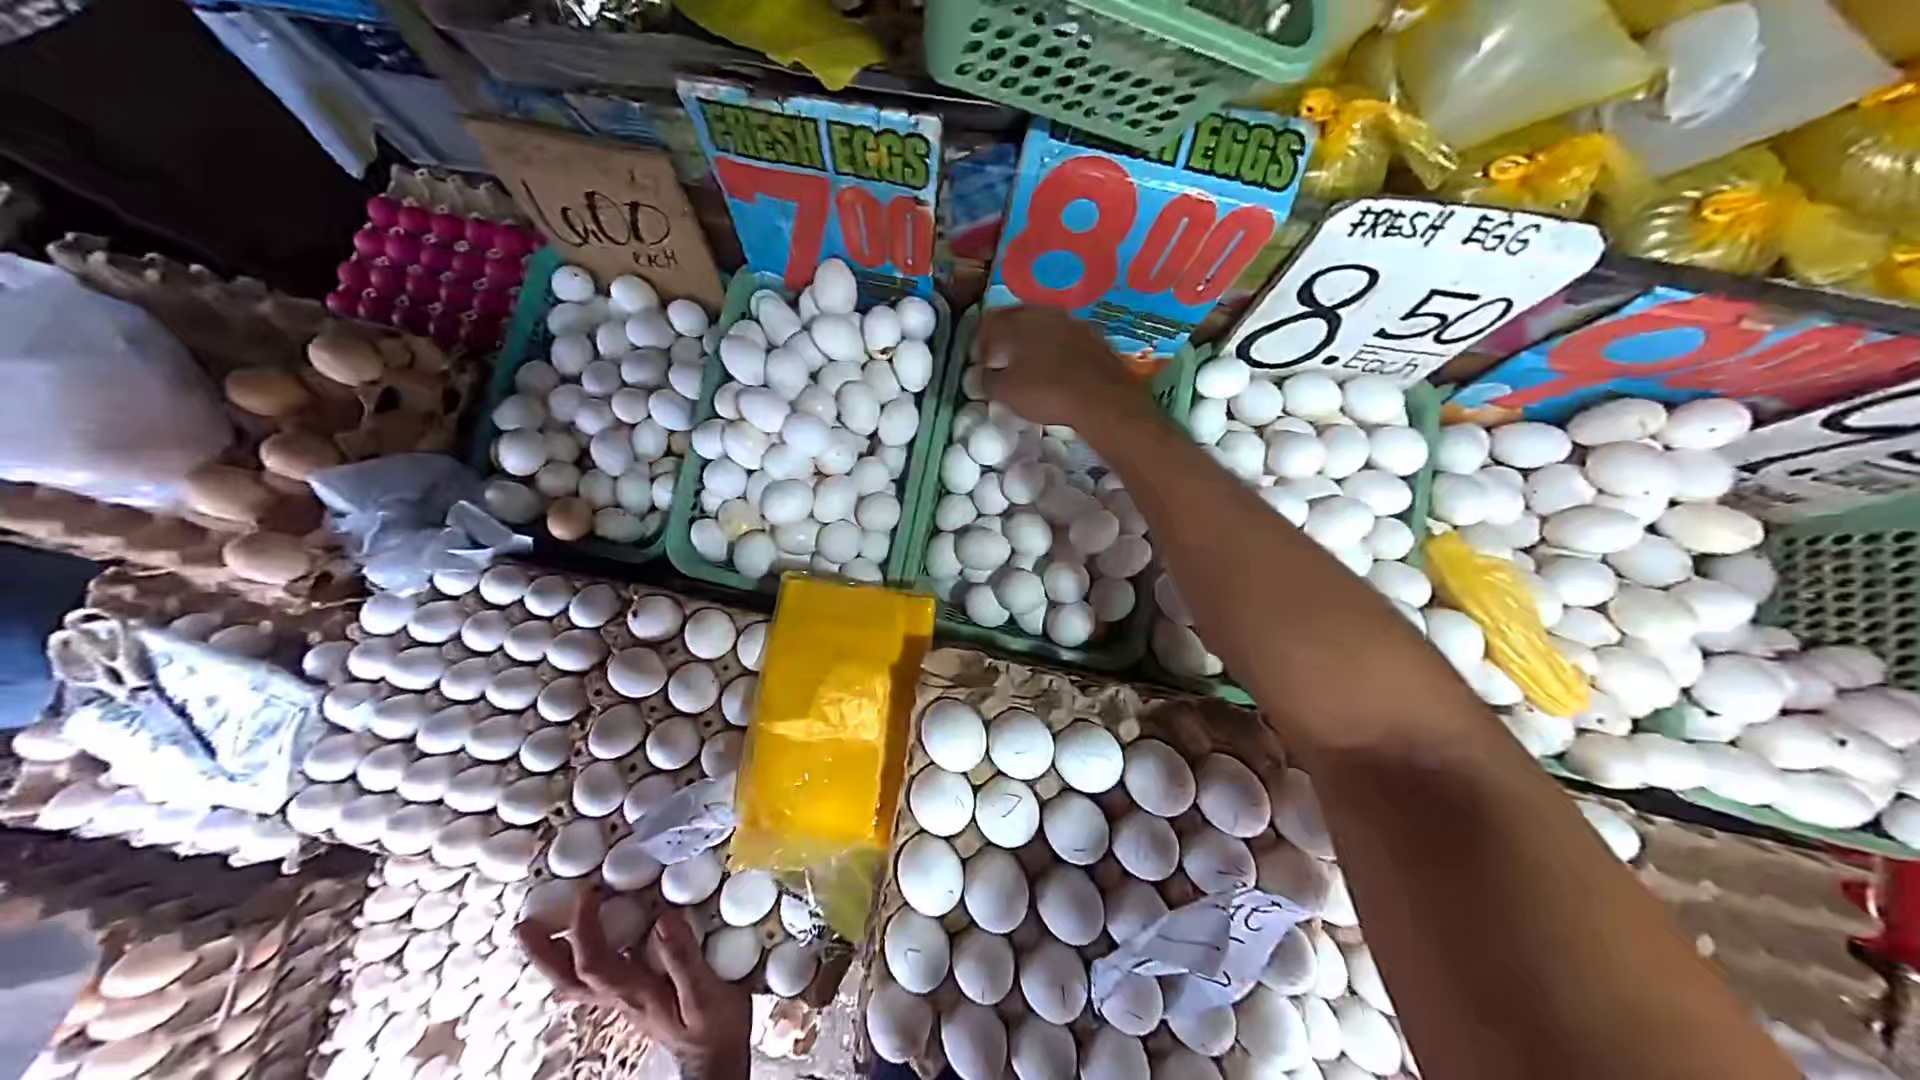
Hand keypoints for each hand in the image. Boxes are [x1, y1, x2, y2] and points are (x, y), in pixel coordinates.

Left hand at [516, 890, 750, 1079]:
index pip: (594, 961)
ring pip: (575, 982)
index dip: (584, 926)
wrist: (715, 1060)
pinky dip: (576, 964)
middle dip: (544, 952)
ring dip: (553, 958)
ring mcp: (623, 1000)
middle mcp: (621, 997)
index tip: (590, 891)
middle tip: (524, 926)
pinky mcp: (633, 997)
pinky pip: (593, 980)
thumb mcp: (705, 993)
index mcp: (635, 993)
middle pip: (569, 978)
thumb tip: (662, 919)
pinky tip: (578, 951)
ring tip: (540, 931)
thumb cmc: (714, 1027)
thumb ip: (684, 959)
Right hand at [976, 306, 1152, 433]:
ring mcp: (1073, 322)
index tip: (979, 362)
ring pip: (1044, 325)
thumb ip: (987, 381)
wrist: (1103, 399)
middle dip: (1006, 337)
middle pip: (1017, 318)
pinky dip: (1056, 349)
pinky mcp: (1095, 338)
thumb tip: (980, 376)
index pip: (989, 322)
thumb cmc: (1047, 393)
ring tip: (1028, 363)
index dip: (980, 342)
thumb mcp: (1006, 393)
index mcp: (1018, 322)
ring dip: (1033, 341)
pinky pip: (1066, 338)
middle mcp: (1045, 313)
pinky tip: (1057, 367)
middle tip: (1001, 359)